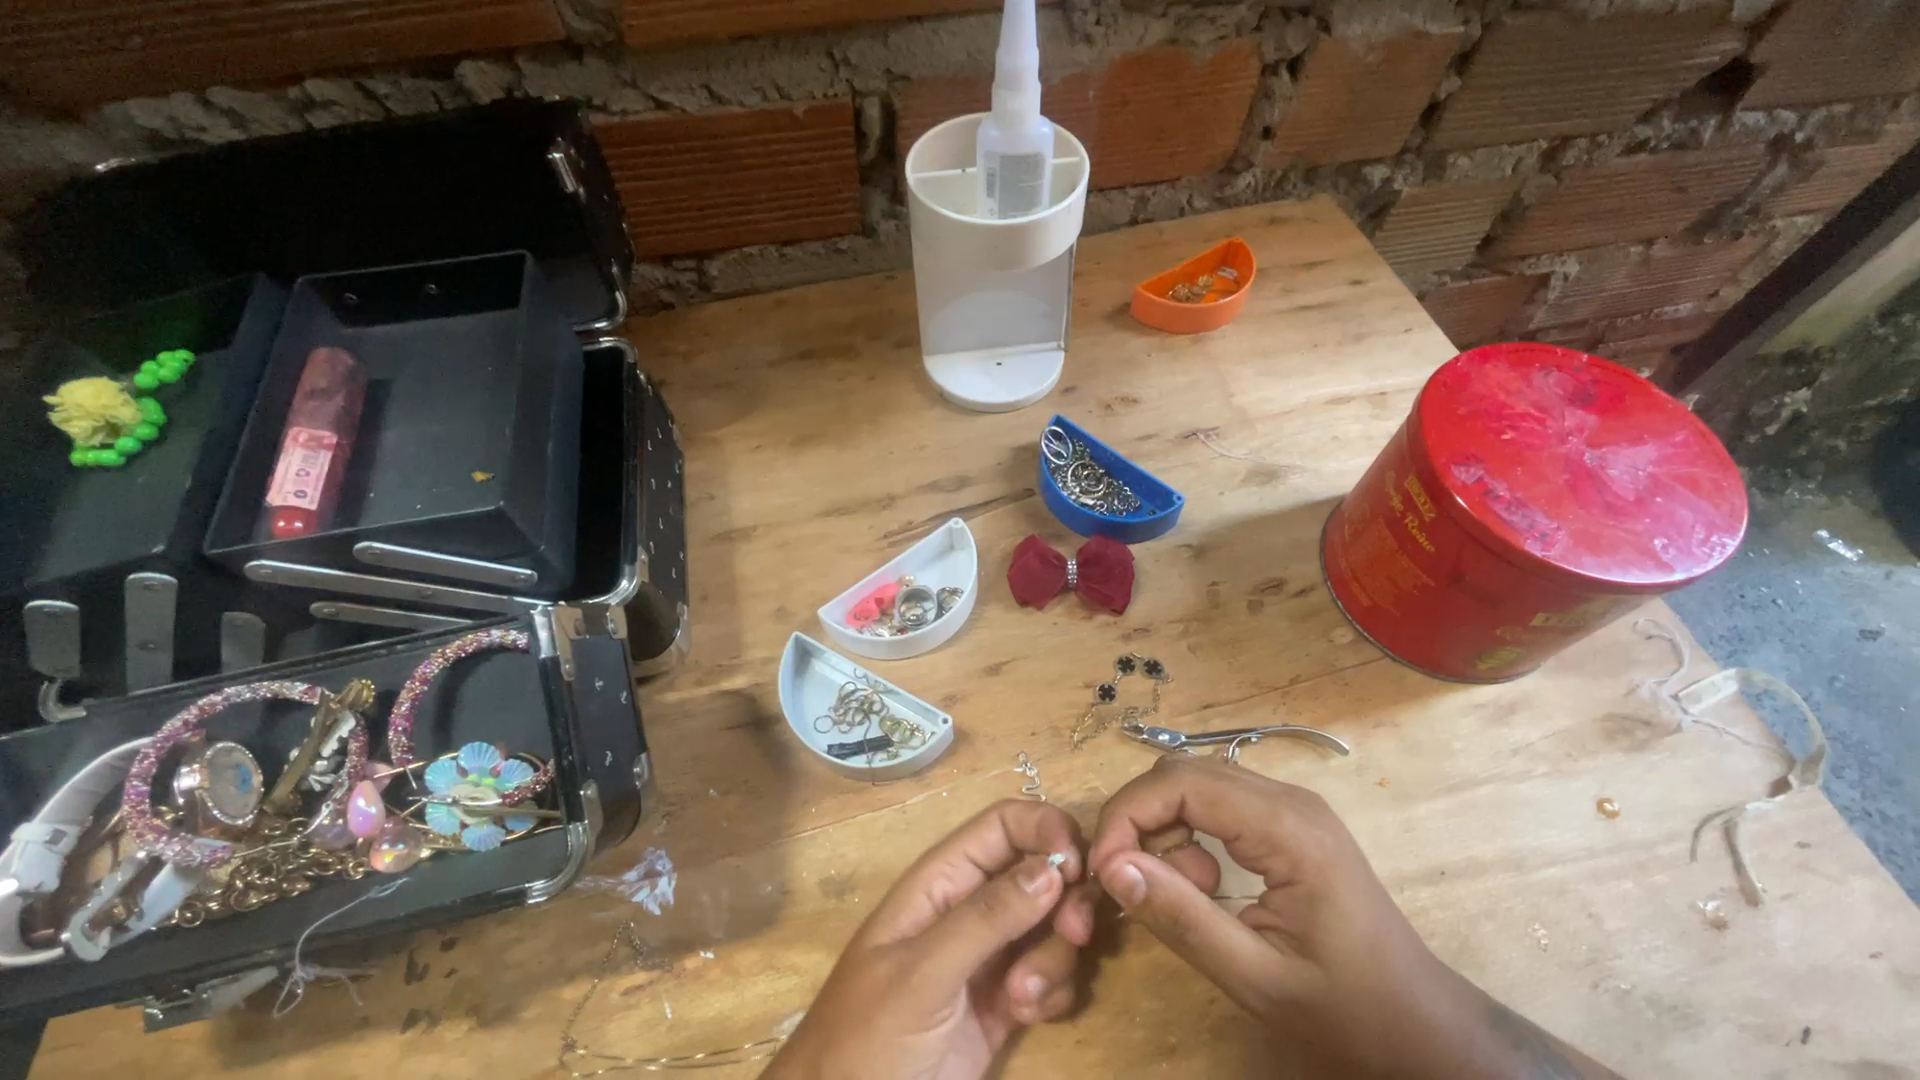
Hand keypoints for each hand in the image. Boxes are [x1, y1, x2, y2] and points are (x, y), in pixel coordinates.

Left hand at [764, 799, 1093, 1079]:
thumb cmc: (868, 1034)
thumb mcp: (921, 974)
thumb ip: (985, 919)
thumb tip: (1052, 869)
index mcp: (942, 880)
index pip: (1003, 825)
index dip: (1046, 830)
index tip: (1077, 868)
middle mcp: (971, 907)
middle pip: (1042, 874)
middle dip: (1065, 901)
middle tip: (1074, 934)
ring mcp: (991, 955)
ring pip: (1053, 927)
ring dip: (1054, 959)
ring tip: (1022, 1001)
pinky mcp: (1008, 1001)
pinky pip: (1053, 977)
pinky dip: (1054, 993)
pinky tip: (1027, 1019)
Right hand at [1087, 756, 1622, 1079]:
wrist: (1422, 1026)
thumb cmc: (1346, 1010)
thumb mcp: (1256, 978)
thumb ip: (1182, 918)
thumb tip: (1110, 867)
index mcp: (1286, 828)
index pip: (1180, 782)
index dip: (1128, 815)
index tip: (1104, 870)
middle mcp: (1287, 800)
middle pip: (1184, 772)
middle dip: (1139, 817)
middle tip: (1123, 878)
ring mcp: (1291, 808)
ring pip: (1196, 783)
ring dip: (1163, 826)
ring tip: (1172, 889)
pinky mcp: (1288, 824)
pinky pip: (1218, 805)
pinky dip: (1189, 833)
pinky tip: (1200, 882)